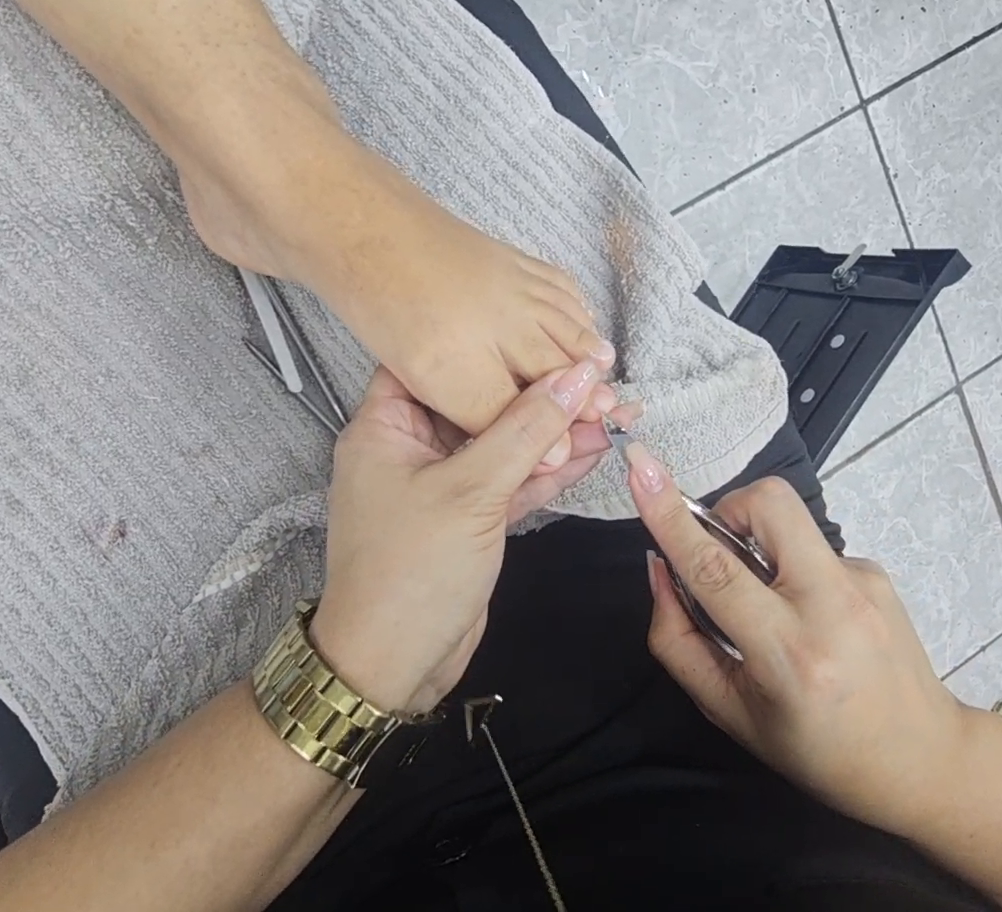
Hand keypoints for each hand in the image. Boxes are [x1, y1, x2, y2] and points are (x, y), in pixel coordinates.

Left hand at [177, 115, 611, 436]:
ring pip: (560, 312)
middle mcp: (526, 302)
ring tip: (599, 358)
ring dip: (580, 339)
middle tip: (614, 405)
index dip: (583, 410)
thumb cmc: (397, 306)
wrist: (343, 220)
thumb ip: (509, 419)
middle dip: (591, 378)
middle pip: (572, 346)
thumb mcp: (452, 381)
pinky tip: (553, 303)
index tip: (601, 432)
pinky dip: (559, 299)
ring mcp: (505, 272)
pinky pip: (539, 281)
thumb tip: (565, 450)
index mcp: (523, 337)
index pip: (567, 383)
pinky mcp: (479, 255)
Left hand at [310, 362, 638, 715]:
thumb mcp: (471, 490)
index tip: (548, 336)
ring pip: (505, 444)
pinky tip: (596, 449)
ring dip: (557, 434)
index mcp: (385, 425)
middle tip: (602, 381)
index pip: (438, 365)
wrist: (395, 666)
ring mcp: (445, 483)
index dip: (490, 347)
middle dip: (541, 395)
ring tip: (616, 411)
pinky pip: (513, 480)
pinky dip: (551, 469)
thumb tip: (578, 376)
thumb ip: (527, 429)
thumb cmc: (412, 568)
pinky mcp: (471, 516)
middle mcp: (413, 446)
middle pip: (482, 404)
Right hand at [622, 446, 968, 835]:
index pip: (715, 569)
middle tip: (721, 551)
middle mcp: (831, 606)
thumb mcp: (728, 710)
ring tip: (771, 604)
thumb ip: (678, 638)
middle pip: (770, 504)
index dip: (670, 517)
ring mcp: (862, 582)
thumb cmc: (814, 748)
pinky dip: (792, 569)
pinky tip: (812, 618)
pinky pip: (811, 547)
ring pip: (790, 521)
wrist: (924, 761)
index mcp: (787, 652)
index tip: (641, 467)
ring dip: (760, 545)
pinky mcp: (877, 572)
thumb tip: (659, 566)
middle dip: (729, 507)